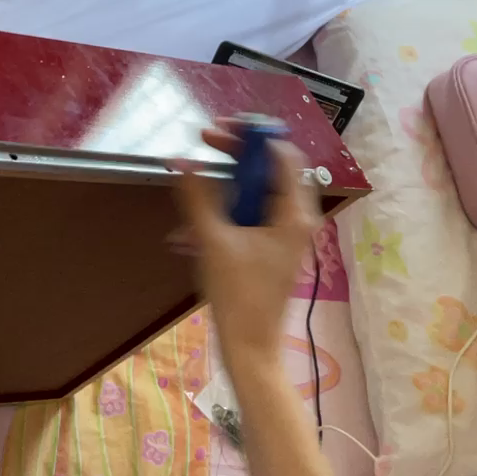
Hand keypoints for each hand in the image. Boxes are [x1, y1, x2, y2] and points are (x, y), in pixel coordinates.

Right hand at [174, 121, 319, 357]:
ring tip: (190, 186)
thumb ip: (197, 196)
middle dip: (234, 154)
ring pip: (255, 190)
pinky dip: (222, 210)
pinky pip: (248, 213)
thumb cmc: (237, 294)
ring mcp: (283, 233)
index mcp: (292, 213)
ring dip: (222, 184)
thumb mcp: (212, 240)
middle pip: (268, 167)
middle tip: (203, 142)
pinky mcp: (269, 245)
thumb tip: (181, 160)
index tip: (218, 130)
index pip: (281, 154)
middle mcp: (295, 218)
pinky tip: (190, 229)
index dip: (252, 135)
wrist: (250, 345)